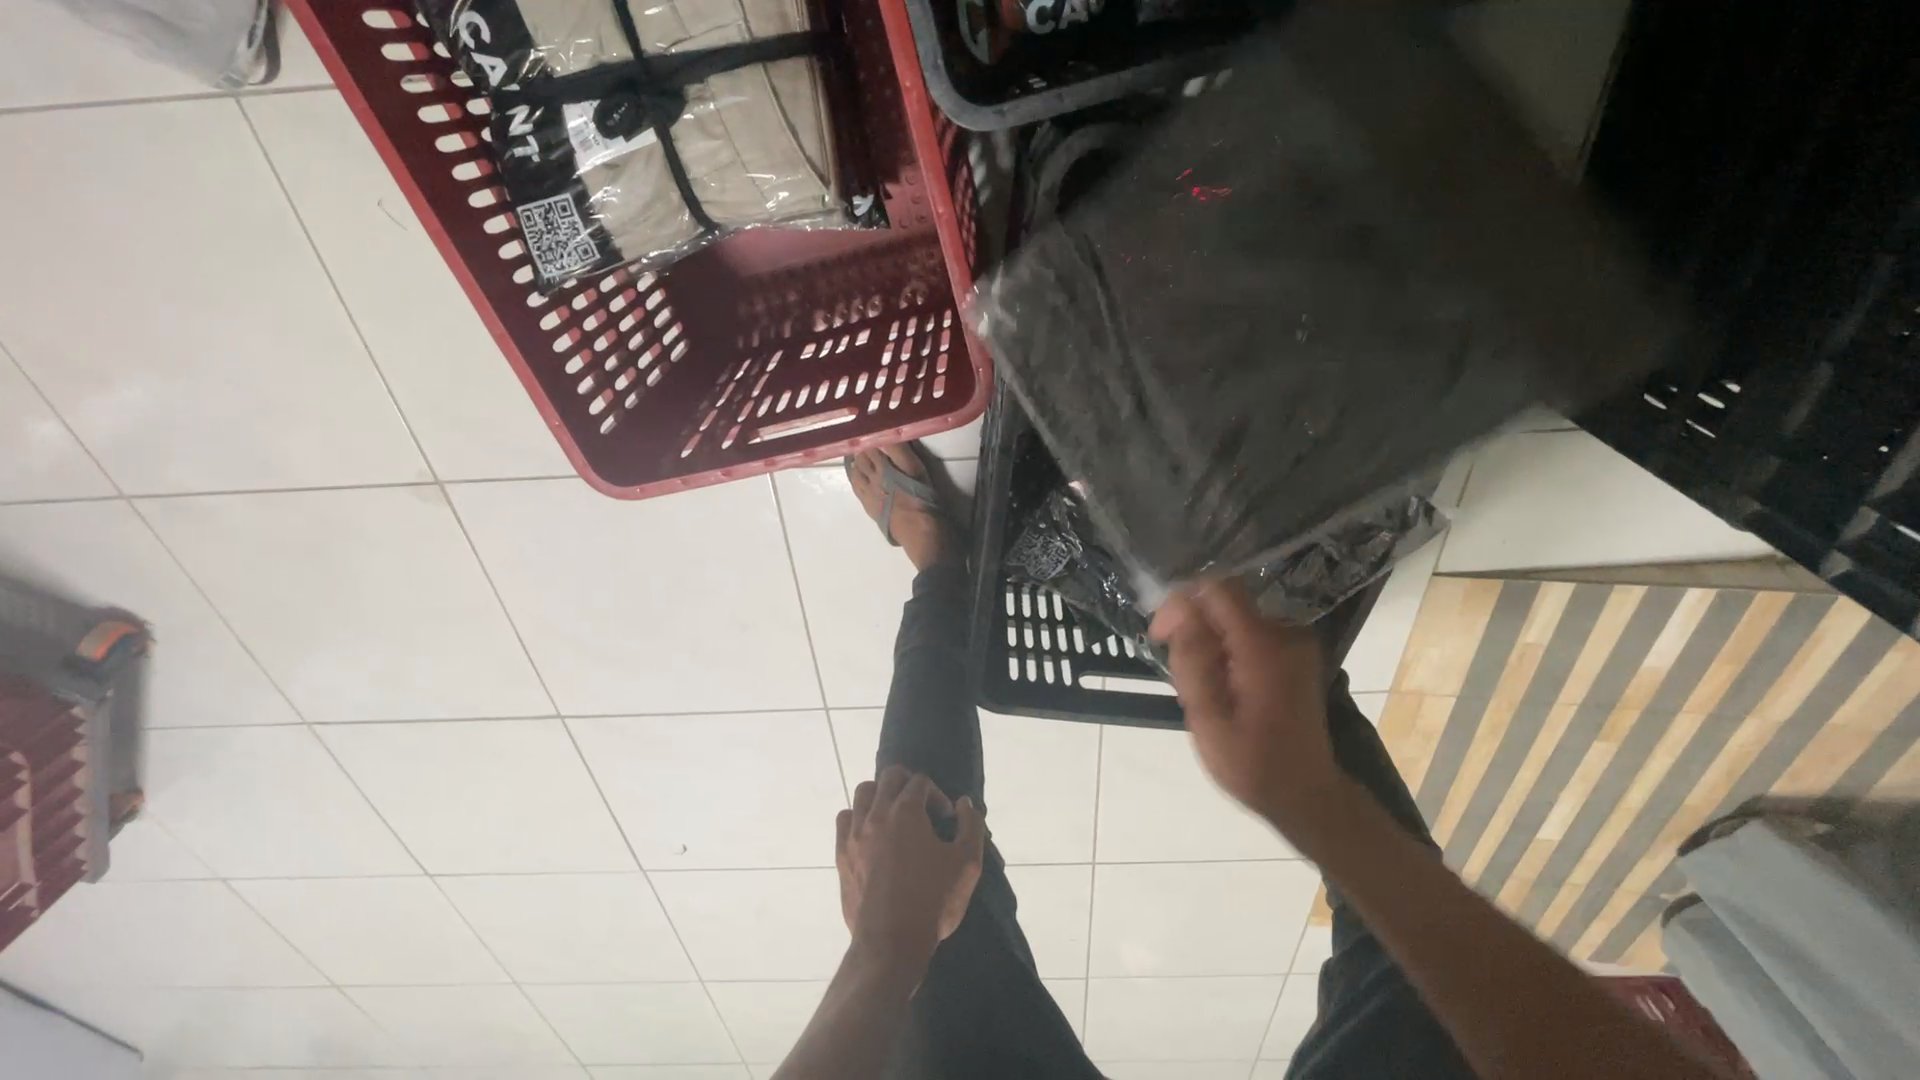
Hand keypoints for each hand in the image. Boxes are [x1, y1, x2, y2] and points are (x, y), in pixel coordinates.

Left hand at [836, 766, 986, 968]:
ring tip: (895, 817)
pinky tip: (873, 836)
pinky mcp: (841, 854)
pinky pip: (845, 819)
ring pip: (863, 793)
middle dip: (908, 784)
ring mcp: (854, 834)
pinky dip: (859, 817)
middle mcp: (876, 814)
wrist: (891, 942)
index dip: (937, 795)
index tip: (946, 819)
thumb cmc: (933, 901)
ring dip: (881, 796)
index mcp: (906, 811)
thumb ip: (970, 826)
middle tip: (922, 807)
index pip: (920, 782)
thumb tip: (964, 804)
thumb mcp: (967, 863)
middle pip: (889, 777)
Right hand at [1149, 579, 1342, 832]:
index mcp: (1263, 648)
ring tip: (1204, 692)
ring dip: (1208, 644)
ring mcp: (1295, 643)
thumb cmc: (1253, 766)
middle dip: (1193, 630)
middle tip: (1183, 678)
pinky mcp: (1295, 654)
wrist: (1307, 795)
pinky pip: (1248, 634)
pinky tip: (1224, 690)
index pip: (1216, 589)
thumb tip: (1179, 609)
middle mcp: (1285, 634)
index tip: (1161, 638)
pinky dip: (1227, 652)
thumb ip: (1193, 660)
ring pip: (1233, 619)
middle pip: (1224, 603)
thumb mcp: (1208, 720)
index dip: (1181, 604)